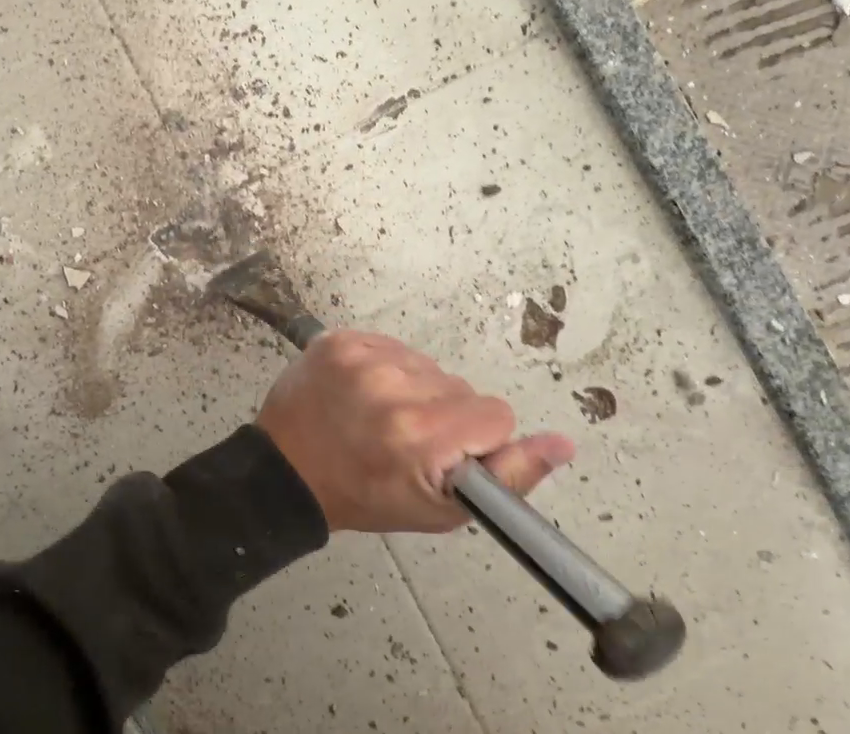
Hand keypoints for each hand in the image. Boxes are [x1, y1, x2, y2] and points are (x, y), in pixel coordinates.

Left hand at [255, 330, 573, 532]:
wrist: (287, 469)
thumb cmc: (364, 495)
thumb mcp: (441, 508)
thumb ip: (509, 477)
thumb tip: (561, 443)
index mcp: (421, 434)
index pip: (495, 414)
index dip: (477, 438)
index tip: (444, 452)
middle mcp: (392, 388)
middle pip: (459, 386)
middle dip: (444, 413)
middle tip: (405, 438)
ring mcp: (360, 358)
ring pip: (426, 365)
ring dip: (414, 388)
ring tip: (381, 416)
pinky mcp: (338, 340)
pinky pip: (391, 346)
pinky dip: (386, 368)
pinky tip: (365, 394)